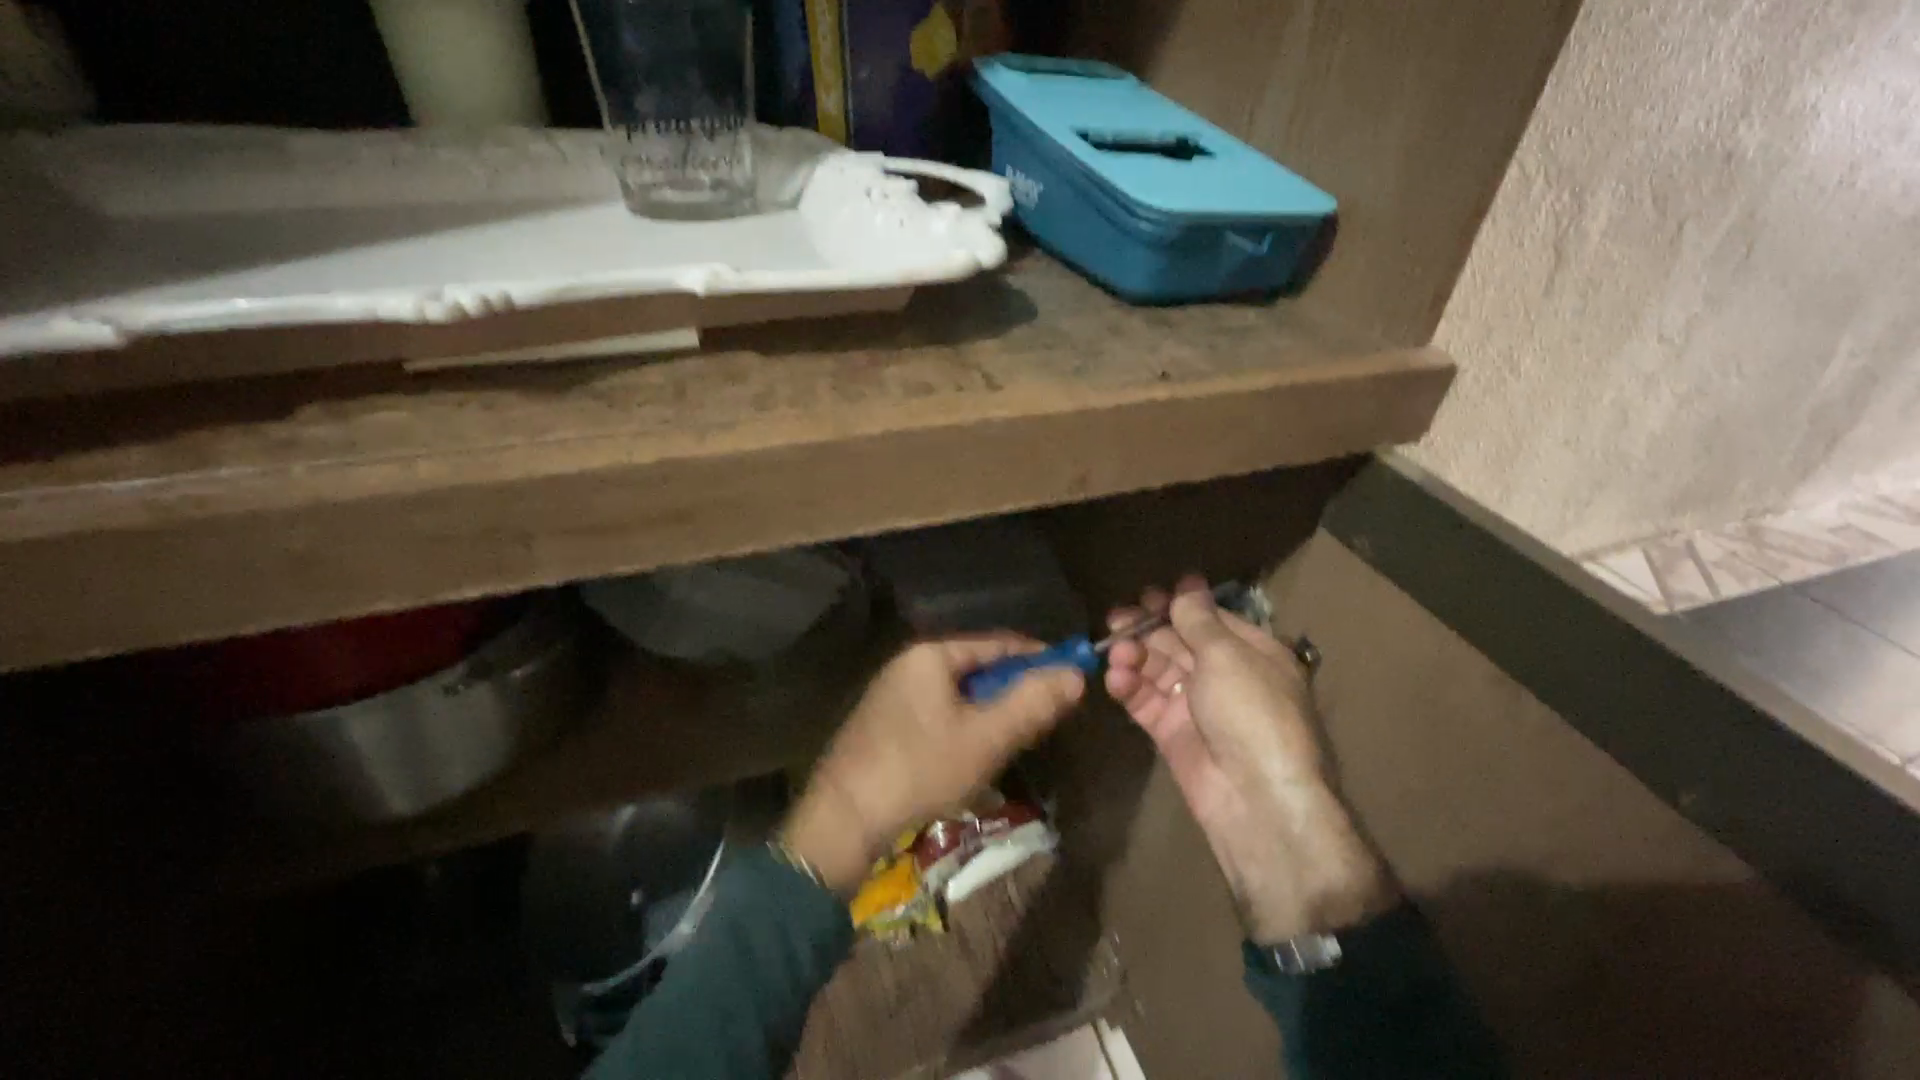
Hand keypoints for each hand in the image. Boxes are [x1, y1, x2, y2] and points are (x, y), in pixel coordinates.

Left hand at [783, 636, 1085, 892]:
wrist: (843, 819)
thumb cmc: (919, 770)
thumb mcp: (985, 739)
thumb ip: (1032, 704)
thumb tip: (1076, 675)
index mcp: (930, 656)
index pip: (997, 643)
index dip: (1037, 657)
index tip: (1069, 674)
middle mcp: (906, 666)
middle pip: (975, 667)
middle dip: (1013, 687)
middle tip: (1047, 714)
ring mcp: (890, 696)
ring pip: (956, 694)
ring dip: (989, 711)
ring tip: (1016, 738)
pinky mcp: (882, 726)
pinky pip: (936, 714)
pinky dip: (963, 726)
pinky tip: (974, 756)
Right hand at [1107, 578, 1396, 941]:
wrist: (1256, 797)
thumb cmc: (1252, 712)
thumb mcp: (1228, 656)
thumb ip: (1198, 620)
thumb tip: (1187, 584)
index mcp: (1252, 653)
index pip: (1209, 620)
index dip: (1178, 606)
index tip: (1146, 594)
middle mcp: (1225, 676)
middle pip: (1179, 642)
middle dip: (1148, 629)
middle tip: (1116, 620)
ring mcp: (1197, 706)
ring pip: (1158, 671)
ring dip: (1135, 657)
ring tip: (1116, 653)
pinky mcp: (1172, 733)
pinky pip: (1146, 702)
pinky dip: (1130, 688)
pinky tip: (1115, 678)